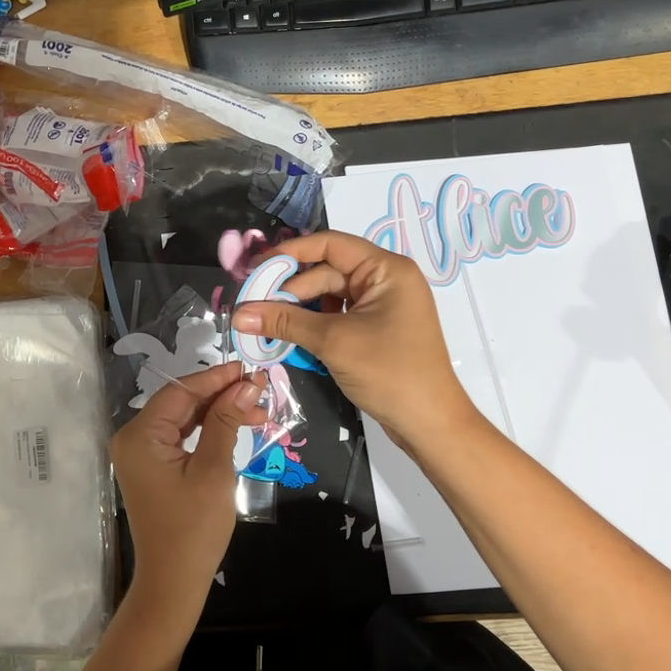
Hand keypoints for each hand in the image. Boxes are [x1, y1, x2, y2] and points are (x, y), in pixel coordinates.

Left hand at [110, 362, 266, 603]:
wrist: (174, 582)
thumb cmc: (194, 528)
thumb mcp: (214, 470)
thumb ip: (226, 422)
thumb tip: (246, 385)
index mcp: (140, 435)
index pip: (179, 392)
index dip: (215, 379)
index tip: (248, 369)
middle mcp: (134, 437)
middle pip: (180, 402)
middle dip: (220, 394)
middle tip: (259, 388)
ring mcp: (141, 452)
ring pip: (184, 417)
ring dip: (218, 411)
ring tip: (257, 409)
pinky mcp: (152, 465)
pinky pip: (180, 435)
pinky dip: (207, 429)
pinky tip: (236, 424)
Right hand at [230, 230, 470, 440]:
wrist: (431, 425)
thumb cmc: (389, 372)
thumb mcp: (332, 342)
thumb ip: (284, 322)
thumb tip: (239, 314)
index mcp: (386, 269)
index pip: (330, 245)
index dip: (291, 253)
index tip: (256, 268)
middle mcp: (386, 280)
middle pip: (326, 271)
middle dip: (290, 288)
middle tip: (253, 305)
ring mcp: (383, 306)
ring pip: (329, 295)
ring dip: (299, 308)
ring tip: (266, 322)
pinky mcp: (377, 329)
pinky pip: (338, 315)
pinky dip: (313, 323)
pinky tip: (290, 335)